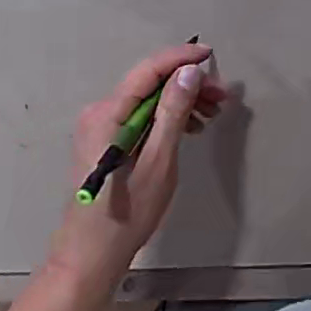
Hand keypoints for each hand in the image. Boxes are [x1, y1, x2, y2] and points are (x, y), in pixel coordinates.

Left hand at [47, 44, 228, 283]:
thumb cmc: (127, 213)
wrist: (90, 256)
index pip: (148, 69)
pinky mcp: (105, 139)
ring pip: (147, 99)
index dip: (180, 58)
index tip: (211, 55)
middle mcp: (100, 110)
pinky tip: (189, 128)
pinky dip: (165, 117)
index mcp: (108, 112)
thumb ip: (173, 113)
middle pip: (149, 83)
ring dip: (179, 101)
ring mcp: (100, 125)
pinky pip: (140, 115)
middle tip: (221, 97)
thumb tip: (189, 71)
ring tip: (211, 114)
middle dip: (186, 83)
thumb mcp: (158, 162)